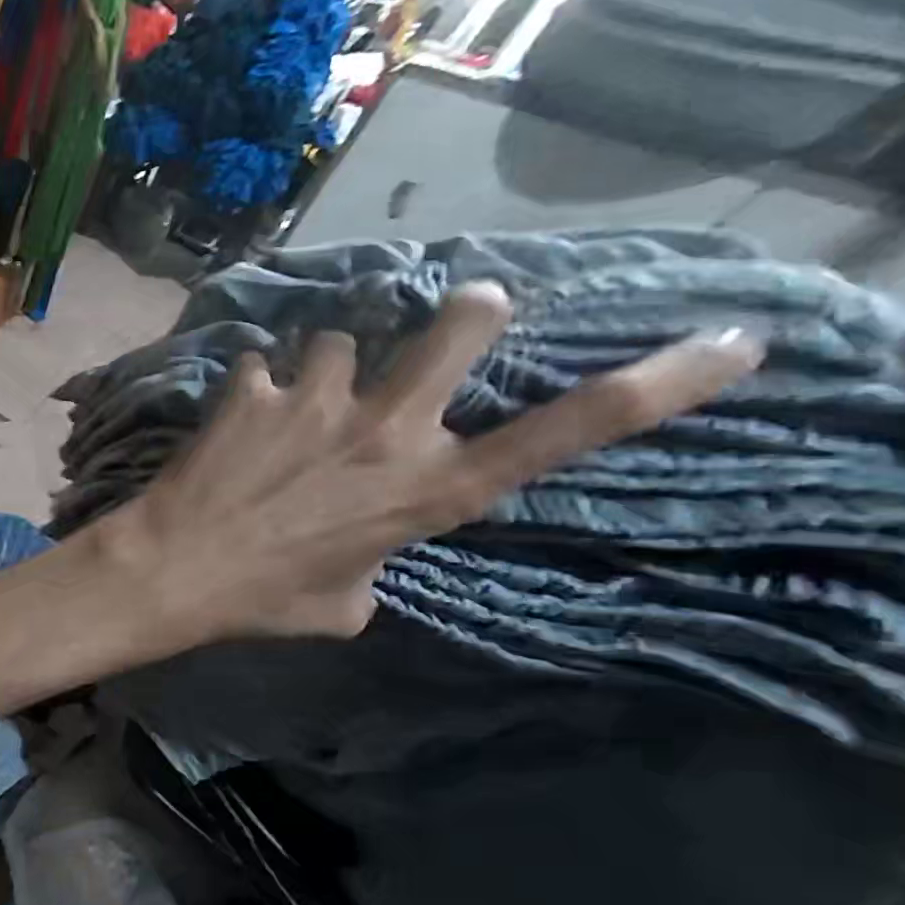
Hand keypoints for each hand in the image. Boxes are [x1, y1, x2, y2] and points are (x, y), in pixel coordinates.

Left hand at [98, 281, 766, 647]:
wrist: (179, 569)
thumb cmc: (267, 597)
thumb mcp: (348, 600)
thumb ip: (375, 554)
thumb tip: (366, 536)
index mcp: (429, 491)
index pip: (563, 435)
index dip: (653, 388)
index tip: (724, 342)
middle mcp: (386, 429)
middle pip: (456, 328)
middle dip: (469, 310)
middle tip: (470, 304)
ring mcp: (318, 398)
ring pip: (342, 340)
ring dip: (327, 365)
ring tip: (294, 403)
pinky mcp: (255, 387)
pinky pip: (264, 362)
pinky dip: (257, 383)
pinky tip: (237, 412)